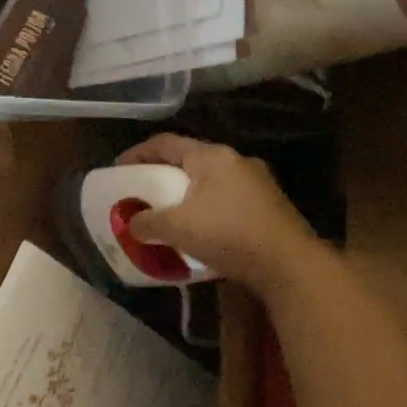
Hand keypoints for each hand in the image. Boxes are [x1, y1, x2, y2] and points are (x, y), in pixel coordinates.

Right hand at [116, 134, 323, 295]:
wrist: (288, 263)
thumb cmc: (227, 234)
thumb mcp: (174, 228)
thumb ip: (146, 222)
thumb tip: (132, 224)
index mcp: (212, 157)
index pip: (165, 143)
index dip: (137, 153)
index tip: (118, 169)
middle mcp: (237, 162)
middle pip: (189, 160)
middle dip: (161, 175)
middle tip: (141, 191)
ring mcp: (257, 182)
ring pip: (209, 180)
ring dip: (185, 193)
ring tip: (167, 211)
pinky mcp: (269, 204)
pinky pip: (225, 198)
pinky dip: (205, 207)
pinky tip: (197, 228)